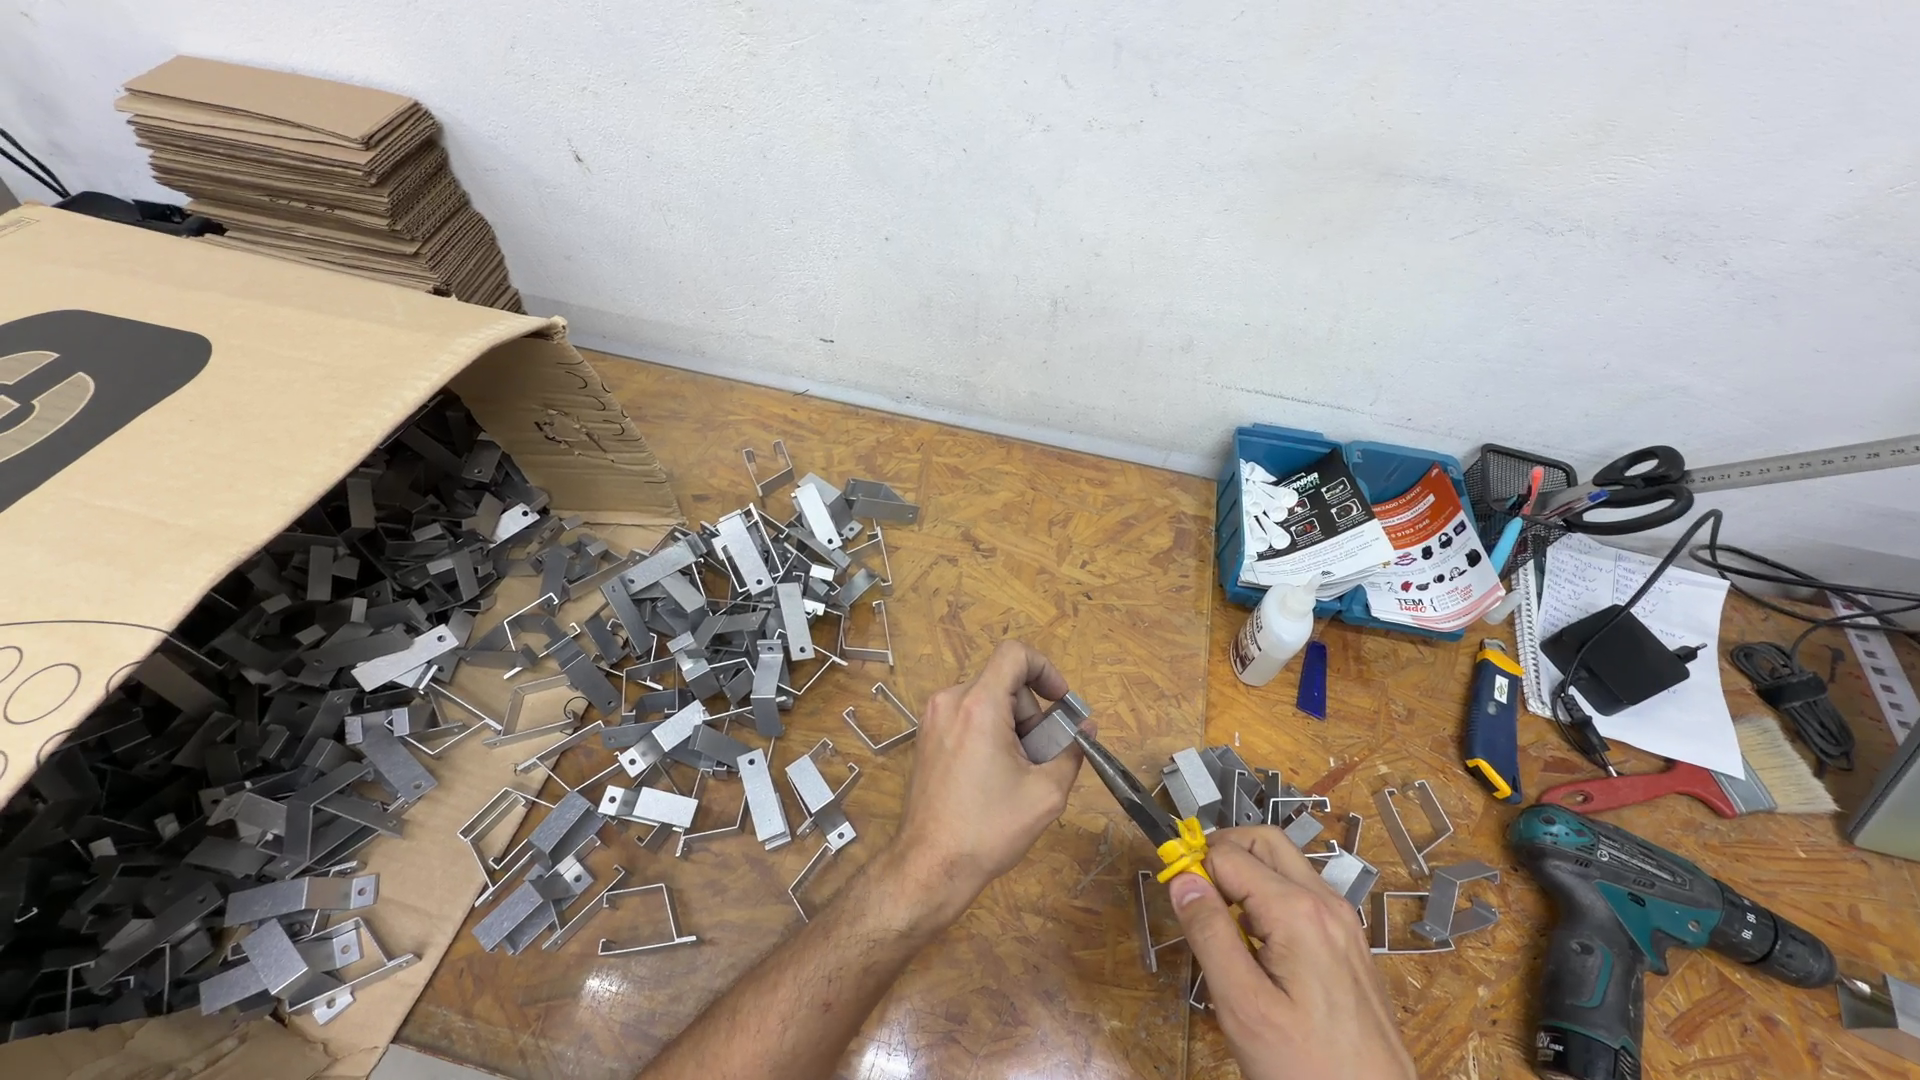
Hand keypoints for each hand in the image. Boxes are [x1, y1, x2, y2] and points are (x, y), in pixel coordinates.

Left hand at [886, 641, 1084, 923]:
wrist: (931, 865)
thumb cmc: (988, 829)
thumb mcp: (1046, 792)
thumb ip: (1072, 751)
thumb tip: (1086, 729)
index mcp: (979, 705)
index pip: (1015, 654)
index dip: (1046, 669)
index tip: (1060, 703)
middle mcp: (950, 701)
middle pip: (1003, 683)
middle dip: (1032, 713)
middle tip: (1042, 756)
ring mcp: (932, 720)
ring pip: (986, 702)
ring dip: (1012, 726)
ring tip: (1019, 772)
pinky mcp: (925, 738)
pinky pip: (967, 718)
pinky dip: (989, 734)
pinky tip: (995, 776)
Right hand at [1170, 827, 1416, 1079]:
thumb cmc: (1304, 1064)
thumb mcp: (1241, 1004)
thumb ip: (1209, 933)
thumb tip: (1181, 879)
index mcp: (1297, 911)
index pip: (1228, 855)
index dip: (1195, 868)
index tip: (1177, 898)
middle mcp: (1326, 903)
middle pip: (1264, 842)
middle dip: (1223, 852)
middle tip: (1195, 891)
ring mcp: (1343, 922)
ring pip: (1284, 865)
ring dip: (1247, 874)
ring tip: (1224, 924)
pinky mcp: (1348, 942)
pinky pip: (1302, 895)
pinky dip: (1270, 898)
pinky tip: (1257, 945)